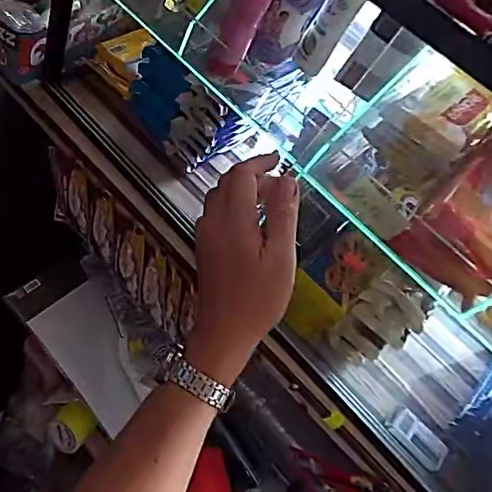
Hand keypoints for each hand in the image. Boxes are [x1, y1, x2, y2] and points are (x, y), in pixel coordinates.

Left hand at [185, 152, 298, 385]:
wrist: (223, 332)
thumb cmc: (257, 299)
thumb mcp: (280, 257)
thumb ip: (282, 215)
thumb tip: (288, 180)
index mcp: (232, 220)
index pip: (241, 175)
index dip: (260, 162)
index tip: (280, 159)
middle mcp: (212, 221)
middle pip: (227, 182)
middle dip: (253, 175)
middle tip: (281, 186)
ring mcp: (205, 234)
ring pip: (219, 196)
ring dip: (243, 190)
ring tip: (271, 203)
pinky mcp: (204, 246)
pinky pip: (216, 212)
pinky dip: (235, 205)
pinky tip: (253, 223)